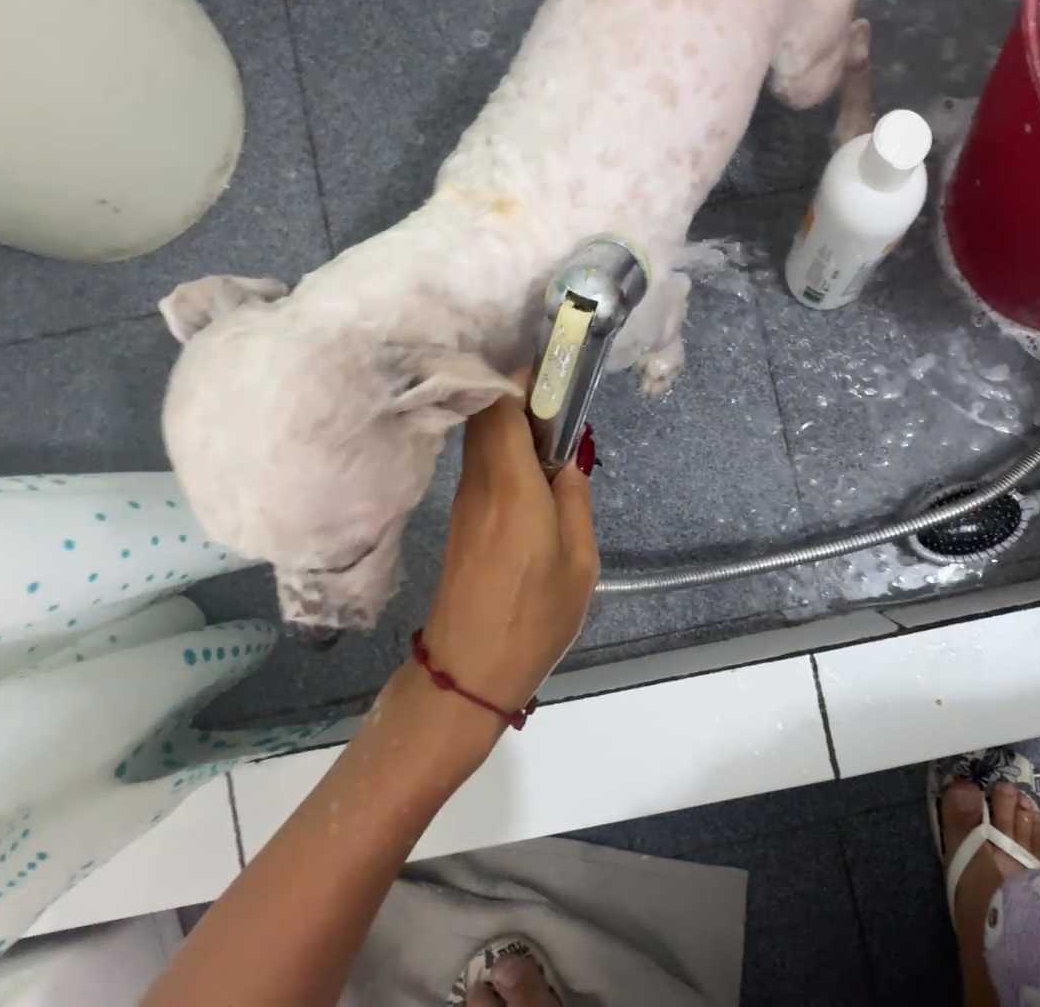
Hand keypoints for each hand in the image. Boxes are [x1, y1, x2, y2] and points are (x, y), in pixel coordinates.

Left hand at [419, 375, 599, 718]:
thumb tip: (567, 464)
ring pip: (481, 440)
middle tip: (560, 398)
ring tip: (554, 434)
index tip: (553, 368)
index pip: (501, 406)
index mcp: (511, 487)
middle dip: (519, 394)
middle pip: (486, 416)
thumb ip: (576, 502)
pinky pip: (480, 467)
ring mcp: (462, 503)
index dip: (522, 376)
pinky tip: (532, 470)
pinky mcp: (459, 522)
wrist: (469, 671)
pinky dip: (503, 452)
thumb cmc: (534, 618)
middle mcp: (479, 484)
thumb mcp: (580, 562)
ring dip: (511, 424)